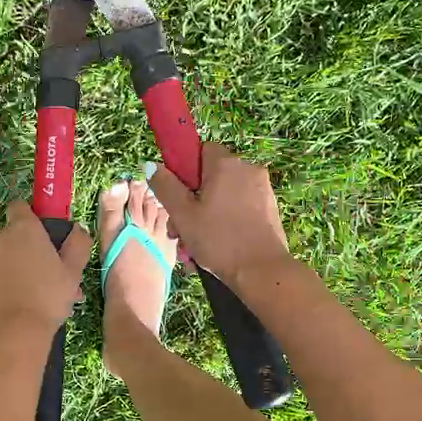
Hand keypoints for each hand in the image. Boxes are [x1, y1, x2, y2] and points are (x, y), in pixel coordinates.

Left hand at [0, 202, 92, 336]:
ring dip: (27, 269)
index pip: (20, 206)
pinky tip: (31, 305)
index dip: (34, 215)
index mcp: (23, 228)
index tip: (48, 233)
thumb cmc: (48, 295)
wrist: (13, 331)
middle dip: (35, 249)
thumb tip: (78, 229)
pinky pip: (1, 276)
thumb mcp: (73, 270)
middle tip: (57, 274)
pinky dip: (13, 284)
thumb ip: (78, 244)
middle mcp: (0, 238)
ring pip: (11, 258)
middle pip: (17, 235)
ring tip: (49, 297)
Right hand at [148, 144, 294, 286]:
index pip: (200, 150)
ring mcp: (262, 190)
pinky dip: (225, 225)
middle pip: (211, 178)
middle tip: (179, 232)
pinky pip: (238, 211)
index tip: (177, 197)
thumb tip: (152, 165)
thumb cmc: (218, 240)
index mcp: (226, 164)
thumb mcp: (182, 215)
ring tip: (194, 249)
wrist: (262, 270)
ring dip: (205, 219)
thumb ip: (165, 187)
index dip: (185, 172)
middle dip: (191, 204)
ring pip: (223, 198)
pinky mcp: (269, 210)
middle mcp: (247, 169)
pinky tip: (215, 250)